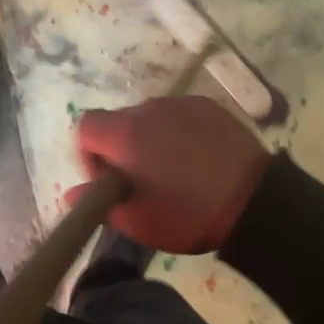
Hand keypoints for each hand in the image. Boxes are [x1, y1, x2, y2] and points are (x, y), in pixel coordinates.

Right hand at [71, 95, 272, 253]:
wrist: (252, 199)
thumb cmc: (188, 214)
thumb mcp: (139, 221)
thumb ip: (99, 203)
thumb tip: (71, 193)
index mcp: (126, 134)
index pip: (85, 126)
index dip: (89, 154)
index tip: (109, 181)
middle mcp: (149, 108)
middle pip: (117, 120)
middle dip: (119, 148)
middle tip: (140, 181)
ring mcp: (180, 103)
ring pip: (149, 117)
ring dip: (149, 139)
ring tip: (172, 172)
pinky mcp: (207, 104)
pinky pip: (178, 114)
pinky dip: (176, 132)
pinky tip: (196, 159)